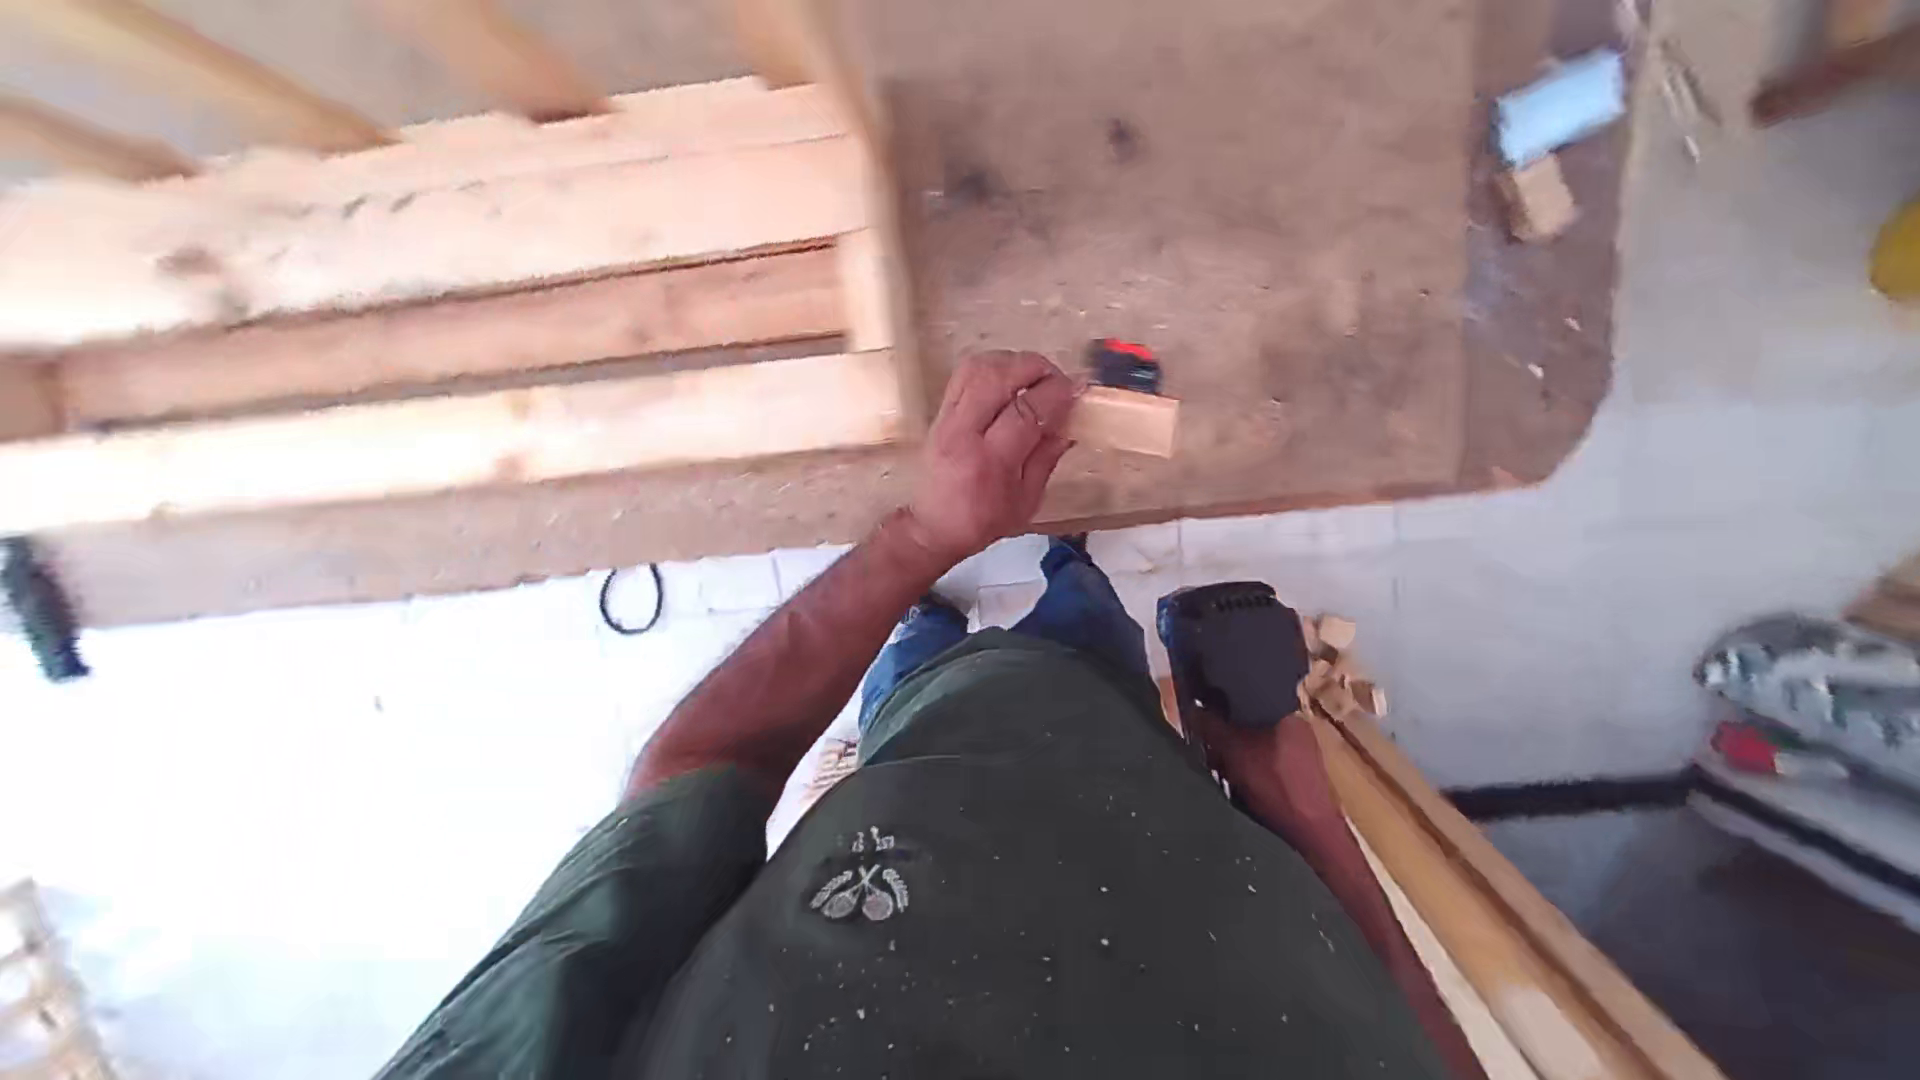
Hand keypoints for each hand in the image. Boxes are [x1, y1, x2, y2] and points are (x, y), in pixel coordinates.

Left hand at [902, 350, 1076, 565]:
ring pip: (977, 368)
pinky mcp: (939, 413)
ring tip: (1033, 377)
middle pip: (997, 377)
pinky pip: (964, 375)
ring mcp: (946, 420)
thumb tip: (1069, 421)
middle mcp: (964, 434)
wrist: (933, 527)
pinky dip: (991, 368)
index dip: (1056, 393)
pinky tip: (1008, 380)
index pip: (1025, 412)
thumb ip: (1047, 457)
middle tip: (1056, 379)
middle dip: (1035, 368)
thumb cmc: (983, 520)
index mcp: (990, 463)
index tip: (1077, 389)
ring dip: (1011, 362)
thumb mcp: (1027, 500)